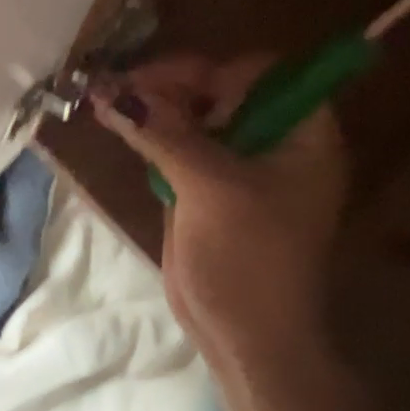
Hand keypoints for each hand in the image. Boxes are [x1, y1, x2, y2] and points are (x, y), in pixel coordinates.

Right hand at [88, 54, 347, 363]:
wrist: (248, 339)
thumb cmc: (247, 259)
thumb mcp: (209, 187)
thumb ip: (162, 133)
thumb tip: (108, 93)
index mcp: (301, 134)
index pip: (258, 73)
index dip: (210, 71)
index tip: (159, 83)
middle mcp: (275, 142)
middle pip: (221, 90)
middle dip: (172, 86)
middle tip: (121, 91)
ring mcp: (240, 166)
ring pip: (195, 116)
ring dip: (155, 107)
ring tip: (108, 103)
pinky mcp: (209, 188)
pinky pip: (180, 146)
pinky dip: (152, 135)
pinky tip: (121, 127)